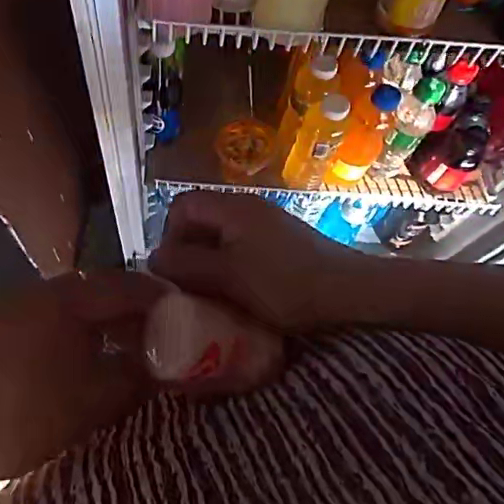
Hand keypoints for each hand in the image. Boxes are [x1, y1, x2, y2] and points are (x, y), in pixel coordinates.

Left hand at [0, 269, 166, 484]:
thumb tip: (173, 365)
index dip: (171, 303)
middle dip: (143, 318)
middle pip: (109, 295)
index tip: (201, 323)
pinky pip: (60, 326)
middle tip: (175, 345)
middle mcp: (46, 292)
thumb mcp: (92, 401)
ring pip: (84, 313)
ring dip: (113, 331)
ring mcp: (20, 310)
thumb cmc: (19, 412)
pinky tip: (94, 368)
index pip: (135, 286)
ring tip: (140, 360)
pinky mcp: (4, 333)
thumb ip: (138, 378)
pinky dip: (86, 341)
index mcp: (71, 296)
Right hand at [150, 191, 371, 331]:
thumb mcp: (227, 276)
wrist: (351, 293)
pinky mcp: (283, 244)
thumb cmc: (285, 283)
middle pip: (200, 222)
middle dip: (189, 254)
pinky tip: (241, 296)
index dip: (169, 236)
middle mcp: (248, 208)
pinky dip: (233, 270)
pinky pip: (243, 251)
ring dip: (211, 266)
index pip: (181, 207)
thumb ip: (185, 265)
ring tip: (214, 296)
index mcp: (232, 207)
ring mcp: (267, 225)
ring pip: (221, 240)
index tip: (176, 271)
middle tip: (191, 288)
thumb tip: (153, 260)